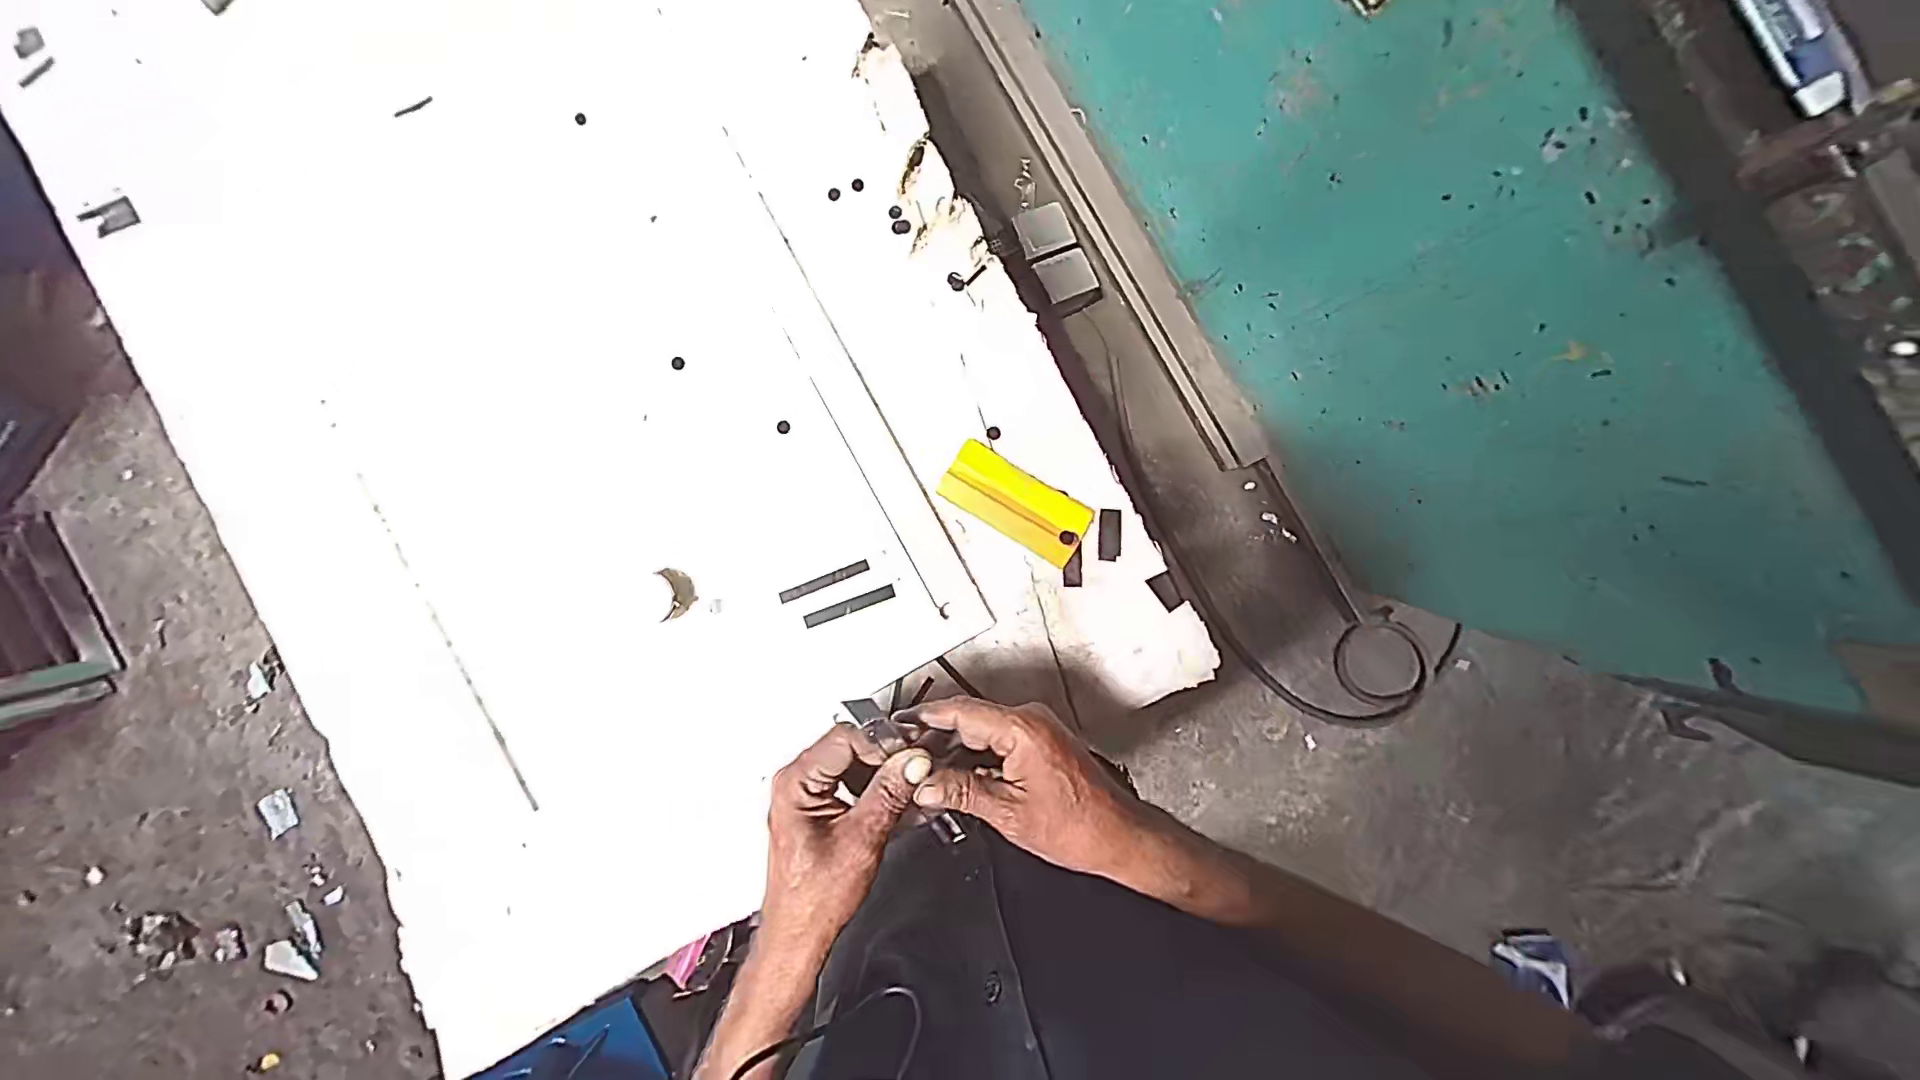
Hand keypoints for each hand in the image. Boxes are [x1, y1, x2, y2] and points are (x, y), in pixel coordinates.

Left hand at [760, 725, 930, 955]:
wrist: (800, 937)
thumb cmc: (812, 901)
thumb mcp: (861, 840)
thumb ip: (889, 794)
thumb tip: (912, 761)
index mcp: (796, 783)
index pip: (846, 737)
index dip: (883, 744)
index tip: (910, 756)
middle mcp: (796, 782)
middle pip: (850, 744)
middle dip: (886, 757)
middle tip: (913, 768)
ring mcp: (807, 793)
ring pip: (854, 761)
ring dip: (884, 772)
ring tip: (907, 787)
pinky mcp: (819, 804)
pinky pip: (852, 779)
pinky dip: (876, 787)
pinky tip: (894, 801)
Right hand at [902, 697, 1157, 876]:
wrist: (1117, 835)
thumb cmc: (1079, 826)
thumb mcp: (1007, 813)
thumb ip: (960, 793)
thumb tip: (927, 786)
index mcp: (1022, 729)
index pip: (961, 711)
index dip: (926, 717)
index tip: (901, 724)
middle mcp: (1030, 720)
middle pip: (969, 717)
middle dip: (936, 736)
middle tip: (908, 756)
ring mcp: (1036, 728)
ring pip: (982, 728)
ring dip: (955, 747)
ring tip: (928, 771)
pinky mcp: (1039, 740)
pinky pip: (998, 738)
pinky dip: (975, 754)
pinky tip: (957, 774)